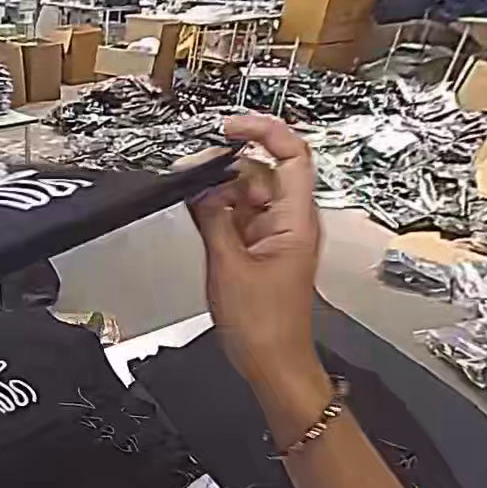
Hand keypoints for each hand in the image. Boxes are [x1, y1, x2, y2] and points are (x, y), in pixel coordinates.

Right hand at [188, 113, 323, 391]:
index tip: (230, 127)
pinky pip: (240, 221)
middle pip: (261, 175)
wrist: (271, 361)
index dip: (263, 131)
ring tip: (192, 208)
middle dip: (226, 173)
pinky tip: (200, 221)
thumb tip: (199, 187)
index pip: (291, 155)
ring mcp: (276, 237)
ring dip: (219, 198)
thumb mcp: (228, 265)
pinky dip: (219, 217)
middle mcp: (291, 223)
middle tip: (190, 178)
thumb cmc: (264, 326)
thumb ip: (212, 219)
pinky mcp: (262, 252)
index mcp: (296, 221)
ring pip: (247, 197)